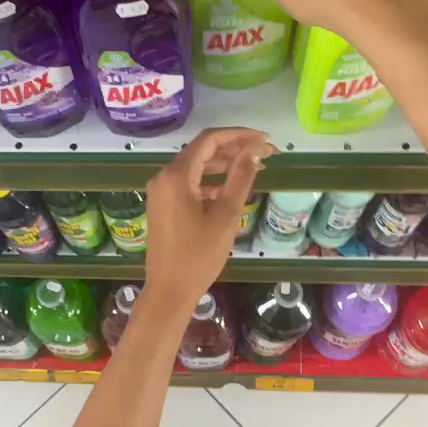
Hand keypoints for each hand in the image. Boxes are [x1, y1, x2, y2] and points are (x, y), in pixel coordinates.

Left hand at [142, 127, 275, 311]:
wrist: (169, 290)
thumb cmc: (198, 256)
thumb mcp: (225, 215)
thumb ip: (240, 178)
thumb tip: (256, 149)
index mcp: (176, 176)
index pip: (210, 140)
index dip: (240, 136)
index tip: (266, 140)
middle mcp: (163, 177)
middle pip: (202, 151)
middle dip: (234, 149)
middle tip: (266, 154)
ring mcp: (161, 192)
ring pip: (195, 167)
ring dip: (223, 164)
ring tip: (254, 167)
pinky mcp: (163, 205)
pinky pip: (188, 183)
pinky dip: (210, 181)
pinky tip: (230, 187)